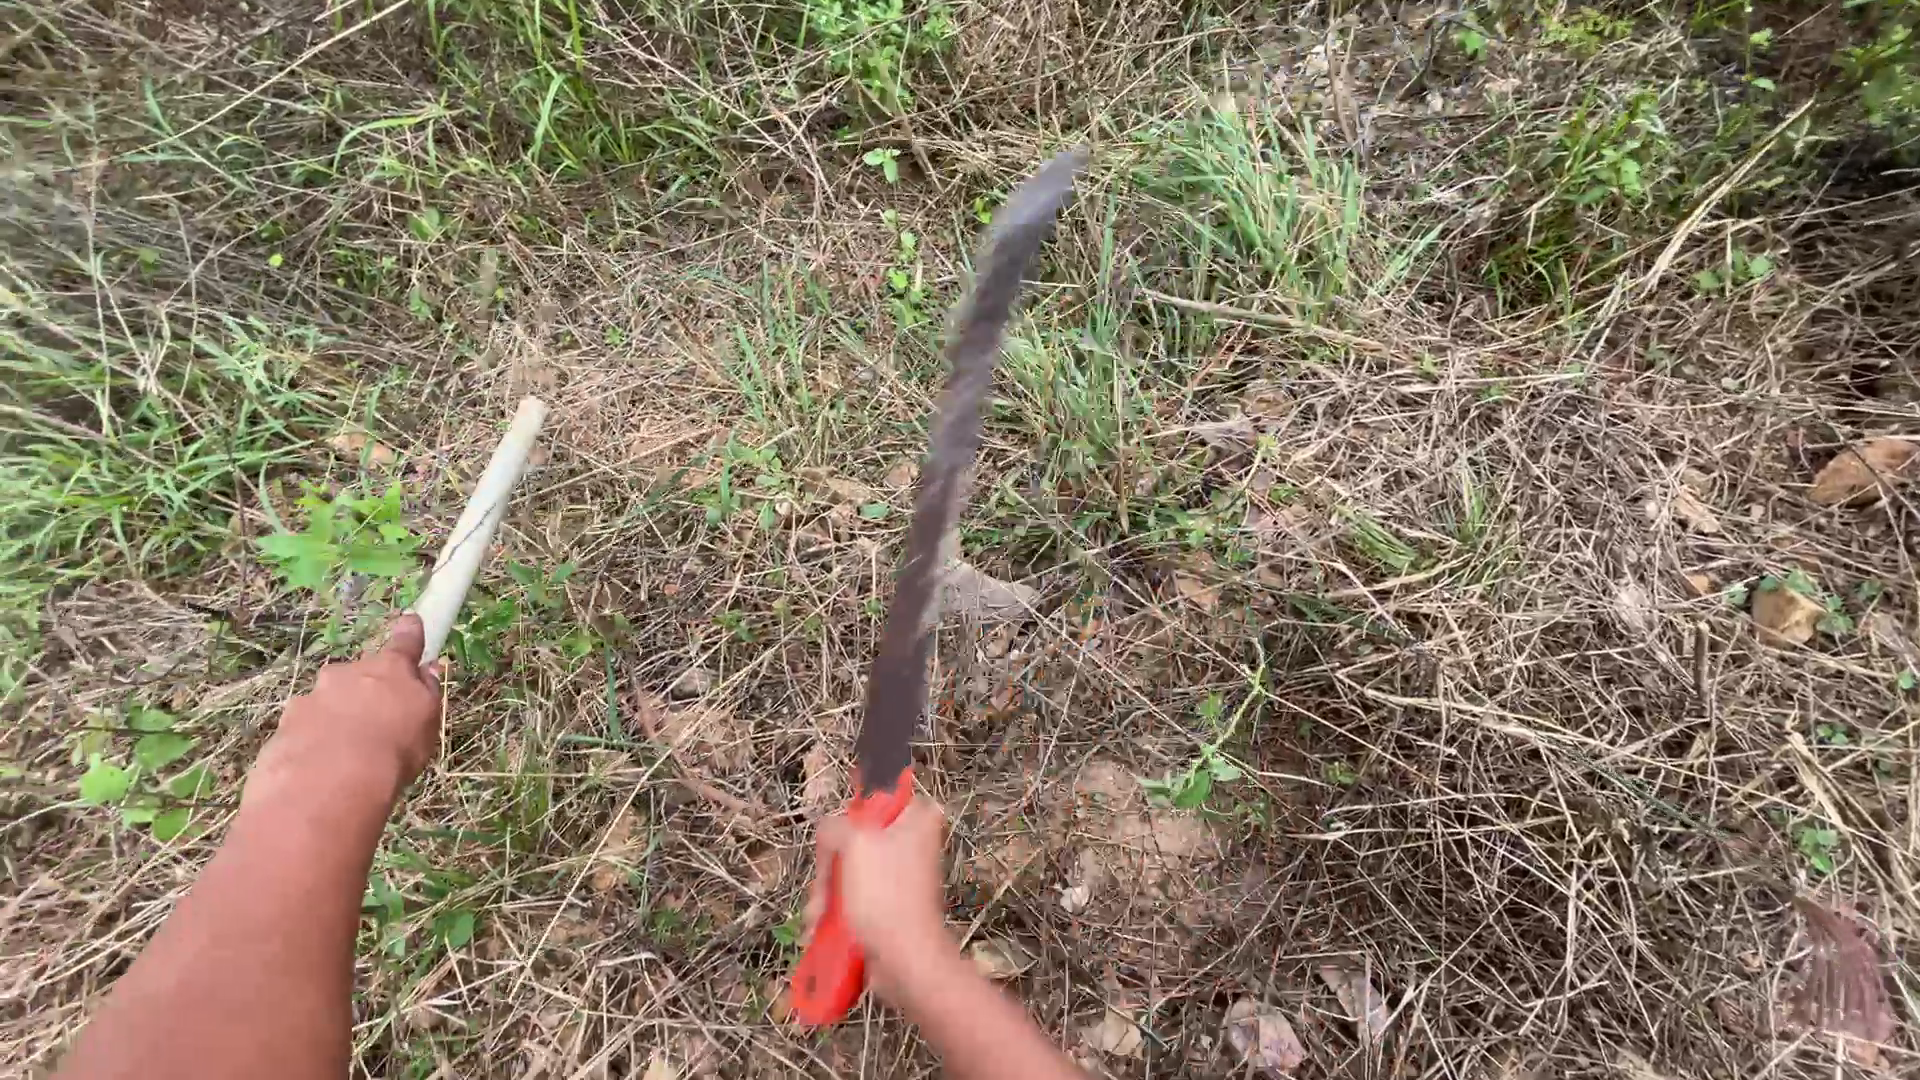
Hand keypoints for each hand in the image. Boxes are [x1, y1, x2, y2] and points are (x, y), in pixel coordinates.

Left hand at [256, 615, 444, 796]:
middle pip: (361, 674)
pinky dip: (316, 739)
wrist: (325, 786)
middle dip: (368, 689)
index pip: (404, 642)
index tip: (410, 620)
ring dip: (340, 716)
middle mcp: (345, 674)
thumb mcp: (428, 722)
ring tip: (351, 752)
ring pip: (330, 701)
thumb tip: (426, 671)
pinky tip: (326, 765)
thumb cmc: (393, 750)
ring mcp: (310, 699)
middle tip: (381, 720)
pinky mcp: (282, 727)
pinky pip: (307, 727)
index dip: (409, 632)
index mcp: (388, 669)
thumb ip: (426, 693)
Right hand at [808, 796, 953, 1001]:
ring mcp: (901, 873)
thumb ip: (835, 825)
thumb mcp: (854, 844)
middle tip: (822, 889)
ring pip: (850, 868)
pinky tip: (819, 927)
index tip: (834, 840)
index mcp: (917, 816)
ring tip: (817, 916)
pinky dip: (836, 909)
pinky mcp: (890, 901)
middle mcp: (913, 839)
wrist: (905, 960)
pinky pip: (855, 894)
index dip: (849, 816)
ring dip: (827, 893)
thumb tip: (830, 830)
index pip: (876, 794)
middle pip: (855, 836)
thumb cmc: (885, 895)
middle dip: (830, 867)